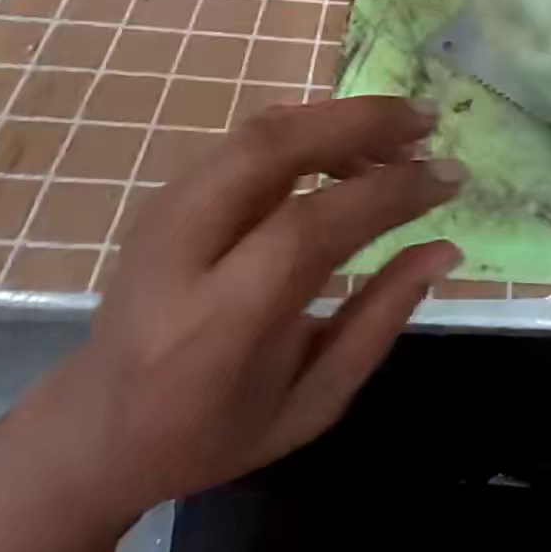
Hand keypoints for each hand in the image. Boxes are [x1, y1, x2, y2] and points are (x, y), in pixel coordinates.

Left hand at [41, 97, 464, 520]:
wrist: (101, 421)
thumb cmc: (213, 432)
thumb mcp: (311, 403)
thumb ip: (379, 321)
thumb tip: (442, 249)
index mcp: (216, 322)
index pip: (308, 228)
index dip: (387, 192)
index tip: (449, 176)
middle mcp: (180, 246)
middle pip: (272, 147)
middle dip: (360, 121)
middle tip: (427, 120)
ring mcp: (164, 209)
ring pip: (257, 131)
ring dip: (336, 119)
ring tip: (396, 137)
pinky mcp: (165, 192)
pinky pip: (245, 141)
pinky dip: (305, 131)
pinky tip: (345, 151)